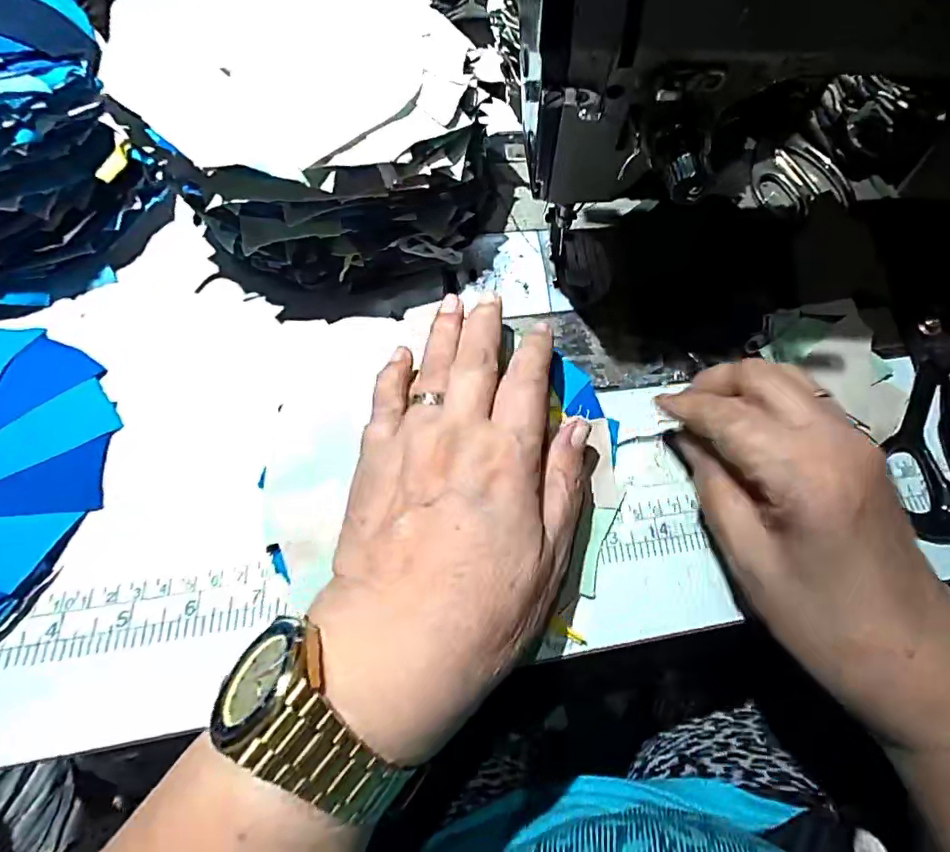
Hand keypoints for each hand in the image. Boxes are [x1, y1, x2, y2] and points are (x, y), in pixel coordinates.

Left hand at [306, 296, 590, 765]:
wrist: (391, 652)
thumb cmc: (487, 609)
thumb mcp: (551, 554)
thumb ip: (565, 482)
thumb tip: (578, 427)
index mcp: (509, 457)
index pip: (526, 385)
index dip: (536, 352)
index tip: (541, 330)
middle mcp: (460, 436)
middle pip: (473, 364)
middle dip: (485, 327)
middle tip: (490, 298)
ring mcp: (410, 447)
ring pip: (427, 373)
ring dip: (440, 335)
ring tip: (449, 305)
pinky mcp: (372, 468)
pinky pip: (381, 405)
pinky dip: (389, 375)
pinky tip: (395, 356)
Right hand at [657, 360, 949, 752]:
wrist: (912, 648)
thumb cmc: (823, 623)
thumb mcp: (752, 564)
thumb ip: (715, 489)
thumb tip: (688, 439)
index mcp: (805, 469)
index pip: (733, 414)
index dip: (690, 406)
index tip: (656, 405)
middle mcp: (835, 436)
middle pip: (766, 376)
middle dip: (718, 381)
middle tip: (683, 405)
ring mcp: (857, 437)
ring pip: (792, 379)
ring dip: (747, 384)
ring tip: (711, 409)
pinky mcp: (866, 447)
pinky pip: (812, 401)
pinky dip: (776, 398)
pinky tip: (752, 423)